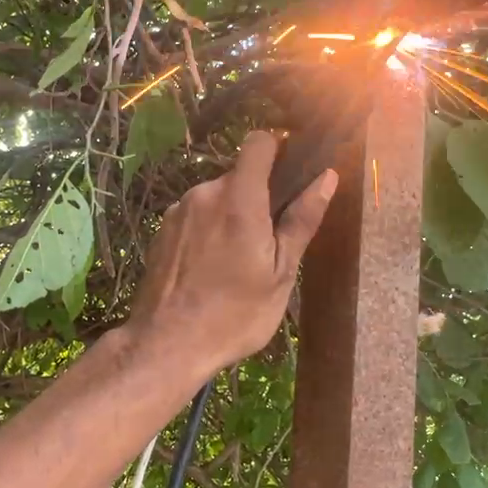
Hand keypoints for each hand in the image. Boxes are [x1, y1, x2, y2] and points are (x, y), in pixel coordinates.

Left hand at [124, 131, 337, 376]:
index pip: (259, 143)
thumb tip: (326, 177)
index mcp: (238, 198)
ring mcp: (178, 211)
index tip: (290, 178)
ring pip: (216, 199)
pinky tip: (210, 271)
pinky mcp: (162, 230)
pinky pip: (195, 217)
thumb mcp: (280, 273)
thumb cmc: (234, 314)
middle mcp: (204, 194)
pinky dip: (208, 232)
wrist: (166, 344)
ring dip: (231, 218)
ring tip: (237, 265)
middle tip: (268, 245)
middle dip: (257, 199)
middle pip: (239, 177)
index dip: (278, 150)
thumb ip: (301, 221)